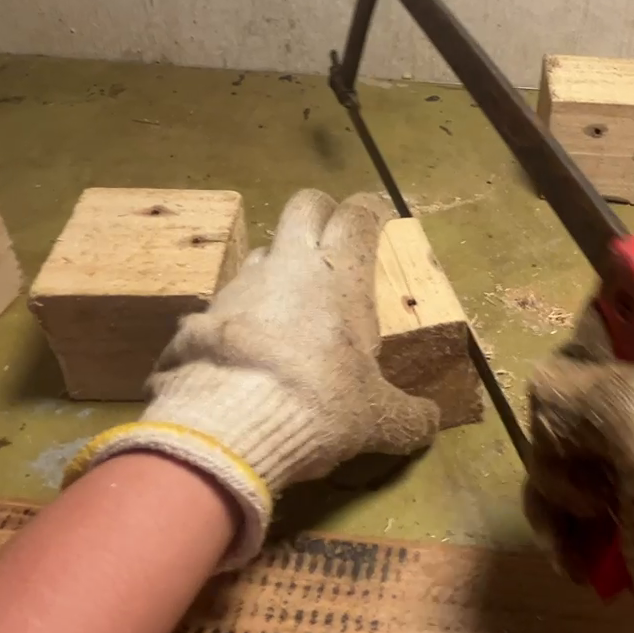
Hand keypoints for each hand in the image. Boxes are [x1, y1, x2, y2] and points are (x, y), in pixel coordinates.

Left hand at [67, 190, 440, 567]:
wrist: (227, 427)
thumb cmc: (320, 405)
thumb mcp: (378, 419)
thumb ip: (409, 416)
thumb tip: (431, 423)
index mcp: (341, 275)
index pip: (358, 215)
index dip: (371, 210)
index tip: (379, 218)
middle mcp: (290, 265)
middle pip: (305, 206)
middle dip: (321, 213)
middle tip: (333, 241)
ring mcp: (241, 284)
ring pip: (265, 250)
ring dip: (281, 266)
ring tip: (291, 304)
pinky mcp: (202, 313)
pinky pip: (230, 299)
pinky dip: (244, 314)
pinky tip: (250, 350)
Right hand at [523, 312, 633, 632]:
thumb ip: (610, 396)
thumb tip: (549, 379)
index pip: (633, 323)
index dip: (593, 353)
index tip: (577, 403)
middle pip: (585, 386)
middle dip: (567, 444)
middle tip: (586, 492)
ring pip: (570, 435)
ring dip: (558, 489)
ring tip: (579, 535)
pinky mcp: (627, 495)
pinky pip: (572, 480)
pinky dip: (562, 517)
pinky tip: (575, 554)